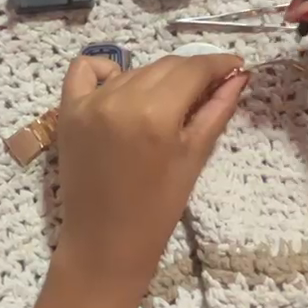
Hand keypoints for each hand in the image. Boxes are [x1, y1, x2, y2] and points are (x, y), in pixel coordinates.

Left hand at [52, 53, 248, 292]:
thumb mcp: (195, 157)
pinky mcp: (68, 110)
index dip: (219, 63)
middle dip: (192, 72)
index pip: (194, 69)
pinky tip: (119, 87)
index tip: (236, 65)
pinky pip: (85, 69)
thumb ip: (217, 109)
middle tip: (208, 88)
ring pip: (135, 70)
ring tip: (166, 106)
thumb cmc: (158, 209)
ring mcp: (90, 102)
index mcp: (156, 114)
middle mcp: (121, 99)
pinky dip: (105, 71)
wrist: (104, 244)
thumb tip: (239, 75)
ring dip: (156, 79)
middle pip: (166, 65)